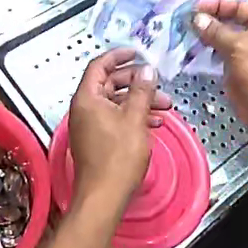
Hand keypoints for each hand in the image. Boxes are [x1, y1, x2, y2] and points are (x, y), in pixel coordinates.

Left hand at [67, 48, 171, 210]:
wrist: (104, 195)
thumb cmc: (117, 158)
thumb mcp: (135, 118)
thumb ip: (142, 91)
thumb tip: (147, 71)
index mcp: (87, 99)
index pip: (99, 66)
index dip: (118, 56)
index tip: (136, 53)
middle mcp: (84, 109)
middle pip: (109, 83)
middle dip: (136, 81)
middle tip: (156, 82)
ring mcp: (89, 125)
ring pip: (115, 102)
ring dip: (139, 100)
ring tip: (163, 105)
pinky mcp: (96, 139)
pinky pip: (115, 118)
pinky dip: (133, 115)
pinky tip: (153, 122)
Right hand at [191, 0, 247, 135]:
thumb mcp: (237, 45)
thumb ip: (215, 30)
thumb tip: (196, 17)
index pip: (240, 7)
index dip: (217, 6)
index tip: (194, 9)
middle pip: (234, 23)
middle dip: (211, 23)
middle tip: (186, 23)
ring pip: (229, 41)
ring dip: (210, 39)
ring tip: (187, 37)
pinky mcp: (247, 70)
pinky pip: (227, 57)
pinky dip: (213, 55)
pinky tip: (196, 54)